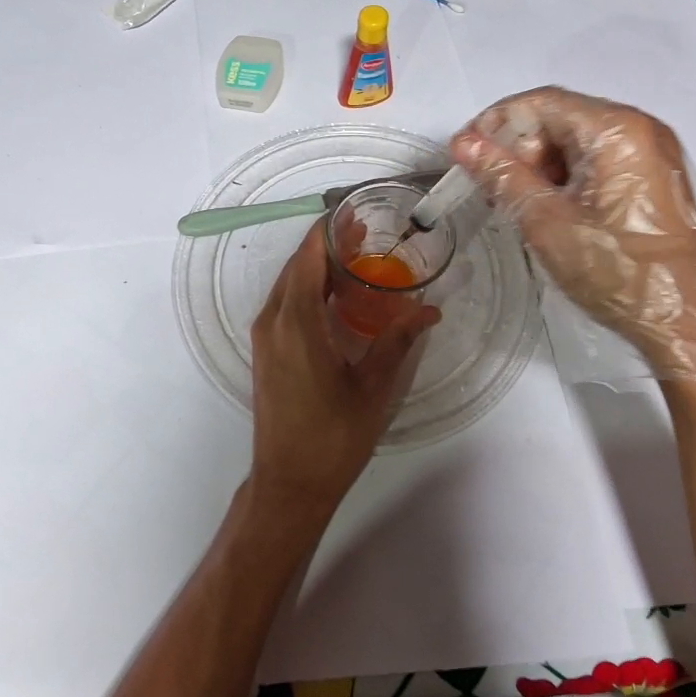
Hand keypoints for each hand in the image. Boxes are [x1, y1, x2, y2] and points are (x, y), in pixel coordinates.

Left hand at [249, 219, 439, 516]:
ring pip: (289, 285)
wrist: (288, 483)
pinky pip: (286, 305)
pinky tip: (339, 299)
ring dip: (318, 268)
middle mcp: (272, 321)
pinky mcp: (266, 352)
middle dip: (328, 247)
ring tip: (358, 260)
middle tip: (367, 236)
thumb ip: (398, 341)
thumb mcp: (373, 388)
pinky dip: (310, 291)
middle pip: (297, 267)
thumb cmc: (332, 437)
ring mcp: (265, 337)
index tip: (357, 213)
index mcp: (295, 322)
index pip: (308, 257)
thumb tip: (430, 308)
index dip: (330, 231)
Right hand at [450, 86, 695, 379]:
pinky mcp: (659, 179)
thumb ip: (503, 175)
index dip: (495, 124)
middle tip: (493, 190)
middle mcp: (643, 128)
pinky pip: (602, 161)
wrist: (686, 324)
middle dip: (520, 148)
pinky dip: (569, 178)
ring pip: (580, 141)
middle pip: (562, 118)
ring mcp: (656, 153)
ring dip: (541, 166)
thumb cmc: (615, 271)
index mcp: (618, 130)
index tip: (464, 156)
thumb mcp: (547, 222)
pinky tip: (552, 211)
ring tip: (519, 206)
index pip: (542, 102)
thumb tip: (463, 143)